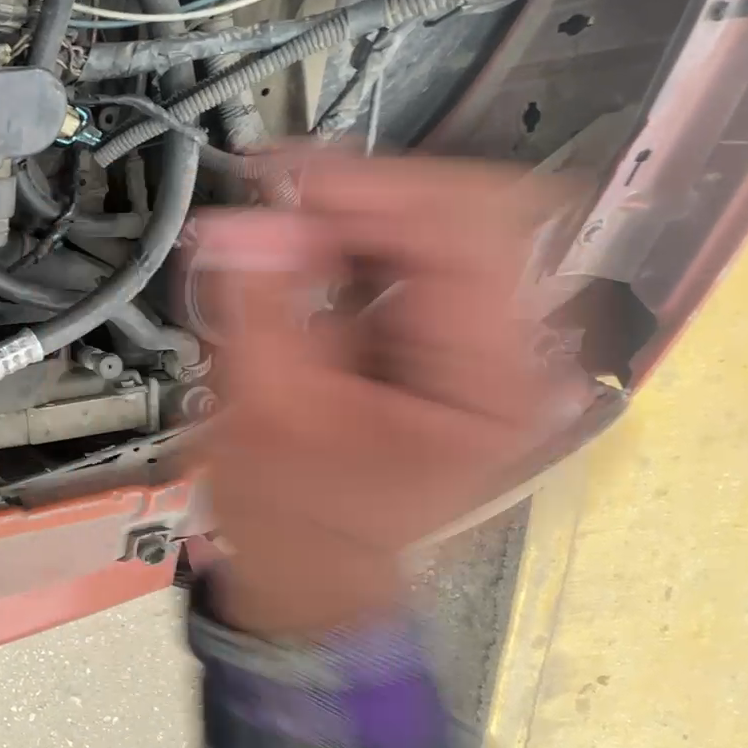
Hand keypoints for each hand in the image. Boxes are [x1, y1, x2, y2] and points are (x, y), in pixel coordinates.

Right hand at [191, 152, 569, 633]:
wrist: (305, 570)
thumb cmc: (291, 517)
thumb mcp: (261, 412)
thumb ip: (256, 308)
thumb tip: (238, 222)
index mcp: (490, 373)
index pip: (464, 224)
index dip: (369, 185)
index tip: (280, 176)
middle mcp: (509, 351)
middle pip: (460, 217)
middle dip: (358, 202)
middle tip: (272, 206)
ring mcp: (480, 349)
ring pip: (434, 237)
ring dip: (349, 227)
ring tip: (274, 242)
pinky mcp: (443, 350)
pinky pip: (408, 271)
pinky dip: (347, 256)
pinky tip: (295, 271)